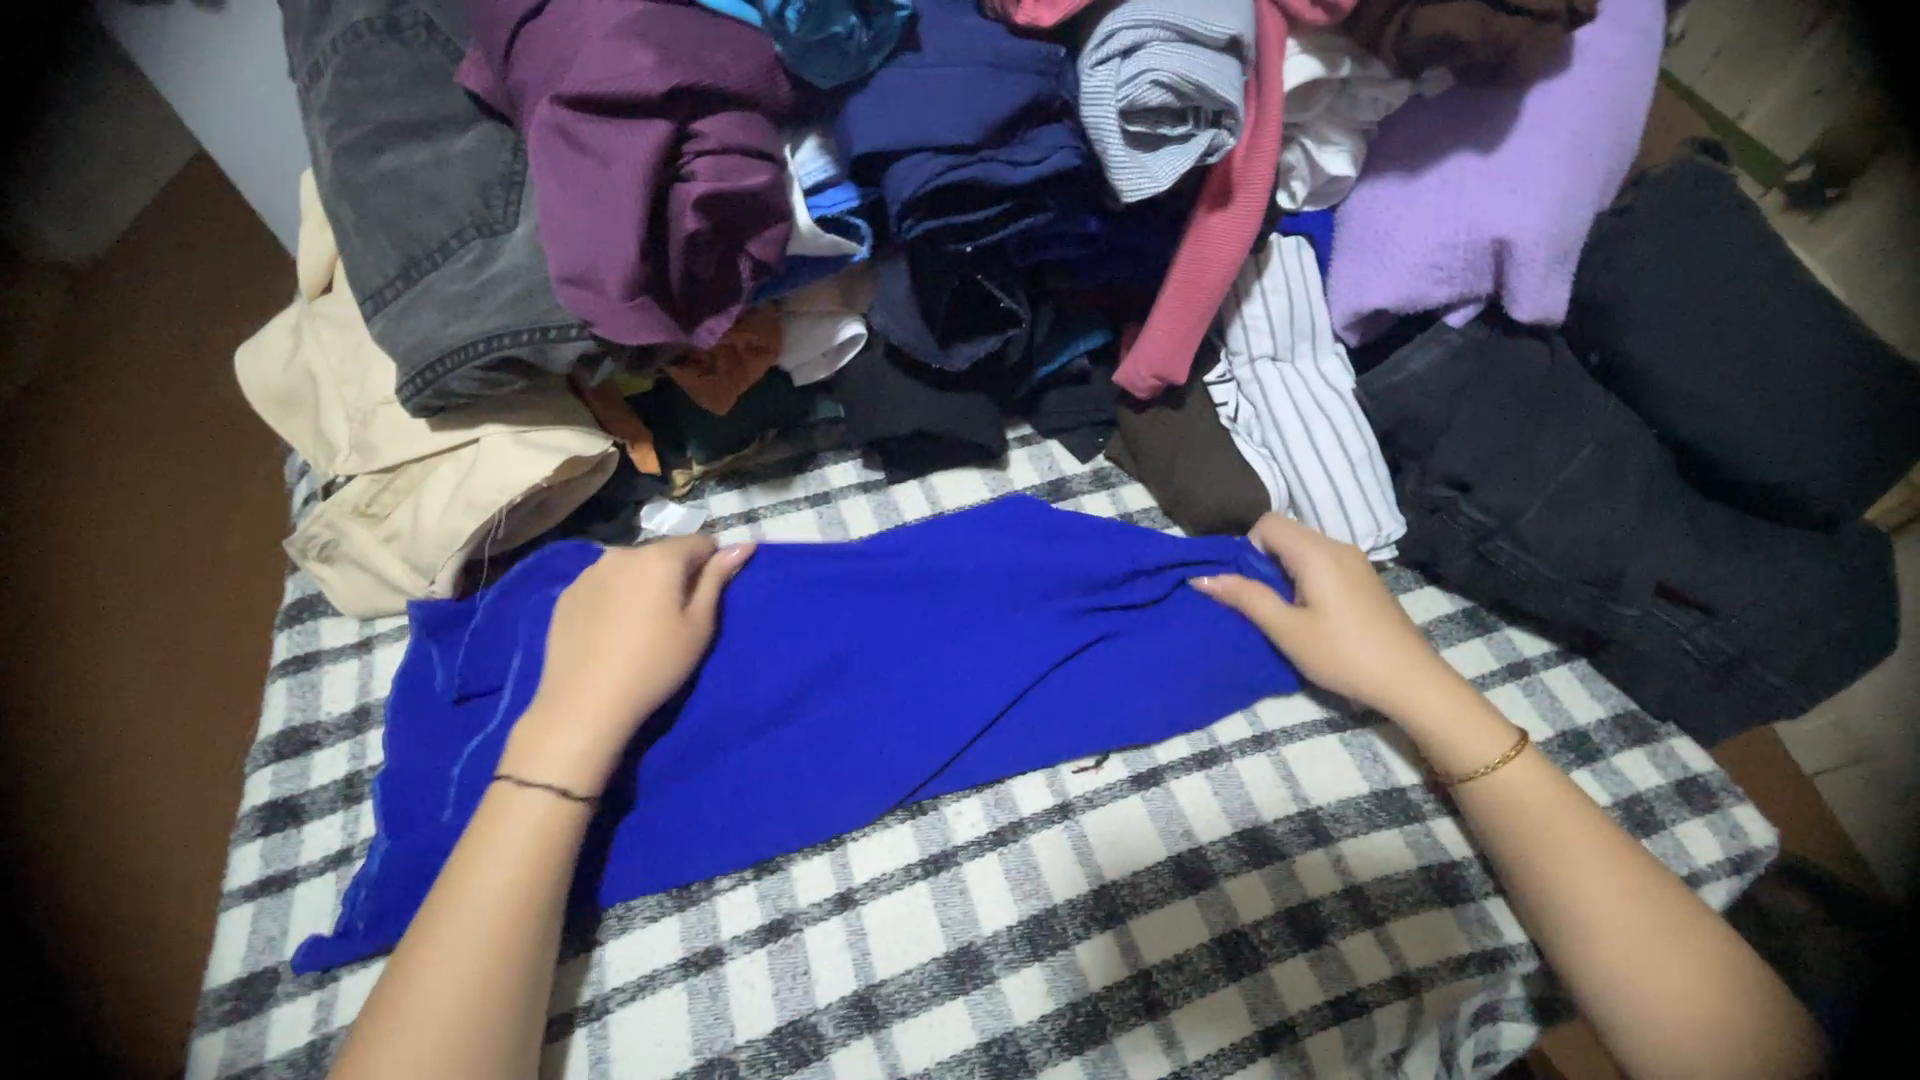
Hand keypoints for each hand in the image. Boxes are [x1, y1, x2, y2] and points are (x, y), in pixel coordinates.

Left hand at [501, 536, 754, 794]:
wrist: (586, 702)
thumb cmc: (656, 663)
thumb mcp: (699, 625)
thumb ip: (717, 579)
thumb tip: (742, 545)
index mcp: (661, 557)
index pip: (700, 543)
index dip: (710, 565)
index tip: (706, 597)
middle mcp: (622, 553)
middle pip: (662, 554)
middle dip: (674, 575)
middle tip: (675, 616)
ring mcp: (589, 573)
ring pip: (630, 568)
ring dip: (642, 584)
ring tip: (640, 625)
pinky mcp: (567, 594)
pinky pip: (603, 585)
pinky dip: (614, 597)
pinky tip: (611, 631)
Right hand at [1190, 514, 1462, 720]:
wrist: (1410, 680)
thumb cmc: (1342, 654)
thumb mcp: (1286, 630)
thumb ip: (1245, 597)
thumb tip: (1202, 576)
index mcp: (1317, 552)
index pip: (1268, 523)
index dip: (1249, 548)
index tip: (1248, 585)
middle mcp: (1338, 546)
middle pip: (1286, 533)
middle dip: (1263, 560)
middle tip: (1262, 602)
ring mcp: (1356, 561)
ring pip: (1304, 548)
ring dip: (1284, 571)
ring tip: (1285, 611)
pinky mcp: (1365, 578)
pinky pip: (1323, 561)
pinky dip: (1306, 577)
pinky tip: (1312, 614)